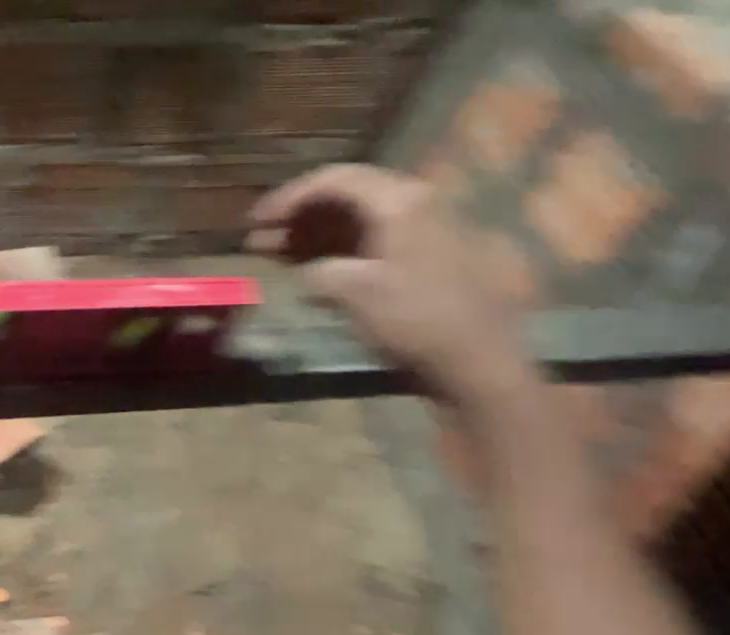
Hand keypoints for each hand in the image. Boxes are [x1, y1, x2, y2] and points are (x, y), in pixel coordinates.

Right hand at [248, 164, 536, 410]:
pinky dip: (333, 254)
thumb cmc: (415, 319)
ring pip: (352, 224)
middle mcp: (411, 204)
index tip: (256, 220)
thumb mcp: (356, 293)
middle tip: (256, 239)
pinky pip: (366, 245)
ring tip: (270, 255)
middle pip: (343, 199)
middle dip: (296, 218)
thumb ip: (321, 273)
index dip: (290, 197)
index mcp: (399, 200)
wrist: (472, 358)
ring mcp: (417, 233)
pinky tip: (307, 272)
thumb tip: (309, 273)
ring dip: (310, 237)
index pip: (335, 180)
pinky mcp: (418, 262)